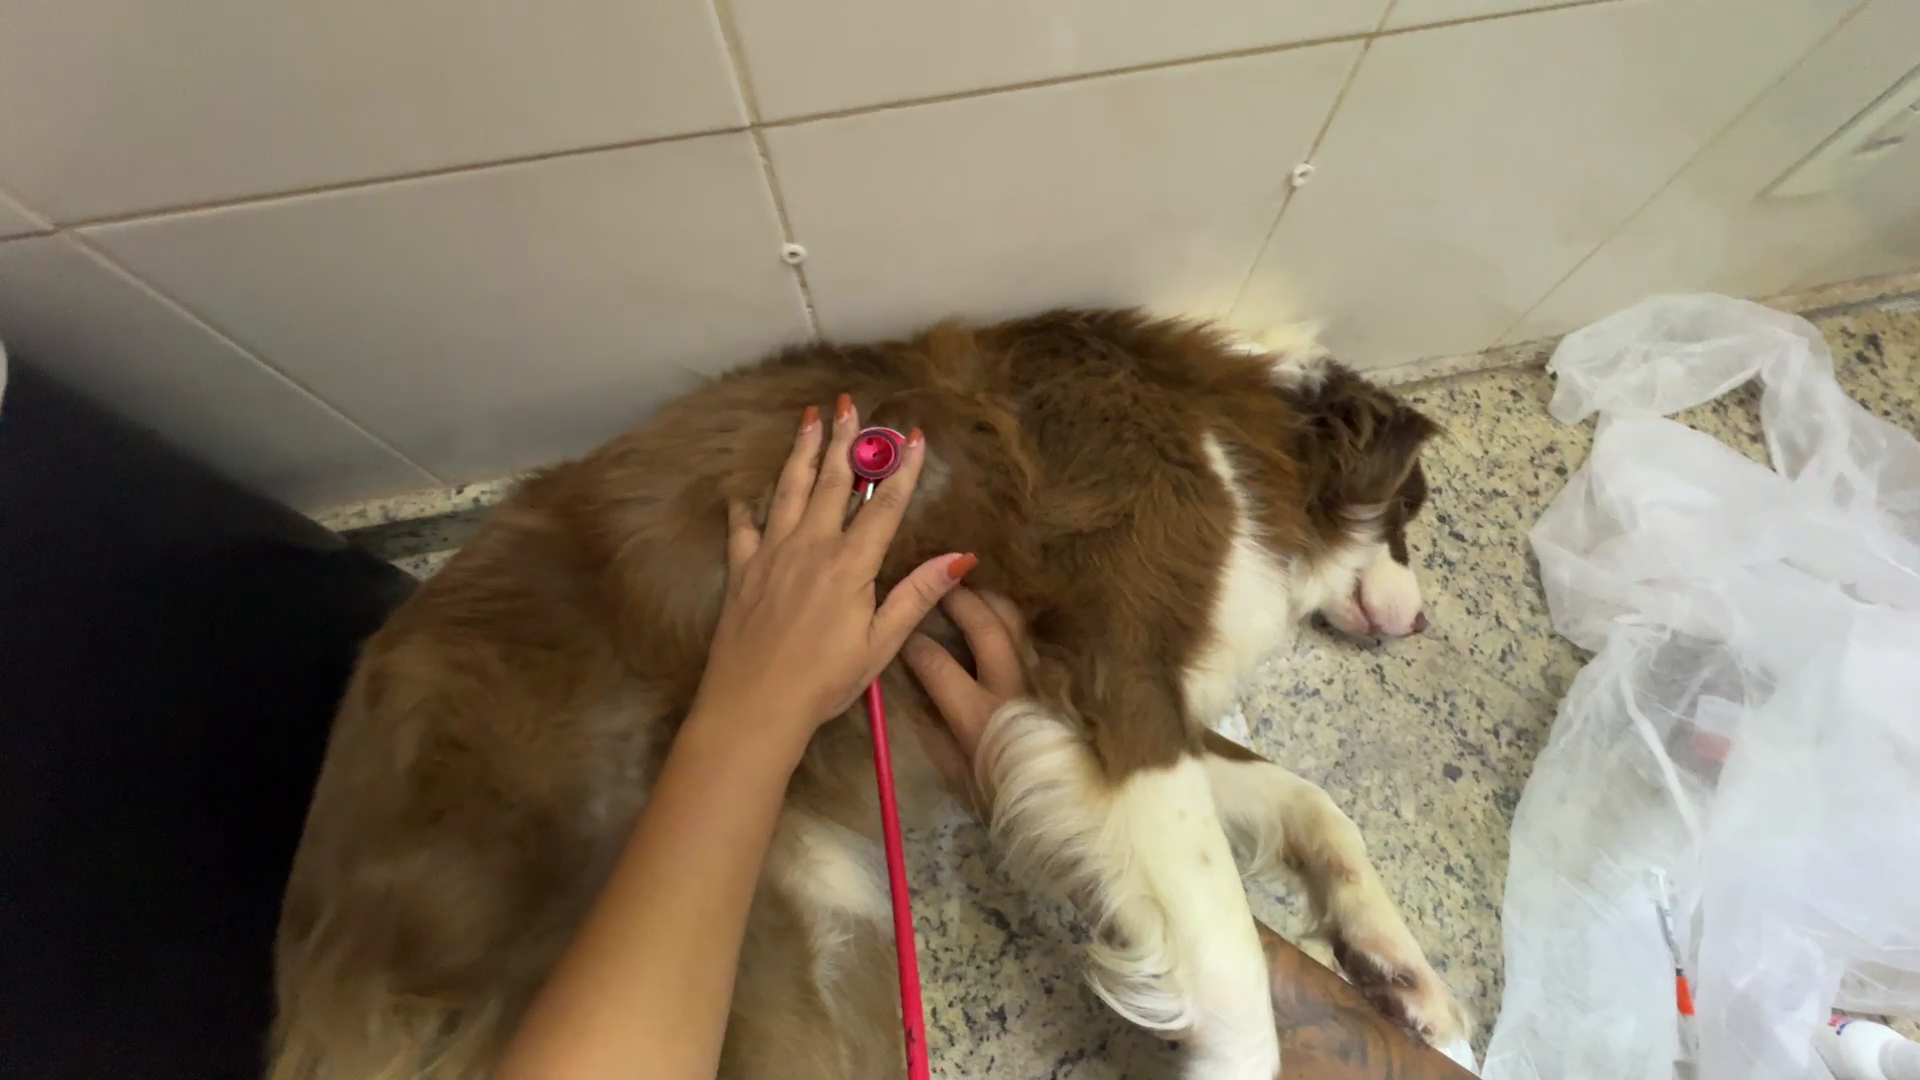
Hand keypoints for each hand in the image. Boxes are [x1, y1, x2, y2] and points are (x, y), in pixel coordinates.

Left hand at [694, 395, 975, 749]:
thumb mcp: (881, 643)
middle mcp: (811, 545)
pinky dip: (745, 507)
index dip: (901, 468)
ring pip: (789, 490)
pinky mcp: (742, 569)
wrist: (753, 705)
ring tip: (808, 420)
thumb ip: (917, 595)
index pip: (884, 505)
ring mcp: (772, 553)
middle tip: (849, 405)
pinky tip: (745, 494)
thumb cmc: (825, 680)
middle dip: (845, 442)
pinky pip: (743, 528)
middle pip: (832, 483)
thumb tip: (960, 558)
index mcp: (850, 563)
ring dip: (801, 453)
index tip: (913, 434)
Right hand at [901, 588, 1030, 814]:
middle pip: (985, 628)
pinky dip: (1008, 616)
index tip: (901, 634)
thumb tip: (912, 692)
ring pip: (1014, 622)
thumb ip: (933, 730)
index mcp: (978, 716)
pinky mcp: (1050, 677)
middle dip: (958, 601)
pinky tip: (993, 611)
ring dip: (988, 599)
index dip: (914, 644)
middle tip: (937, 585)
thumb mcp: (955, 773)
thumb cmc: (1000, 793)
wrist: (1062, 805)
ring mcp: (1034, 678)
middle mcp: (1010, 689)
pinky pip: (1027, 634)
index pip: (938, 665)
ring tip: (967, 588)